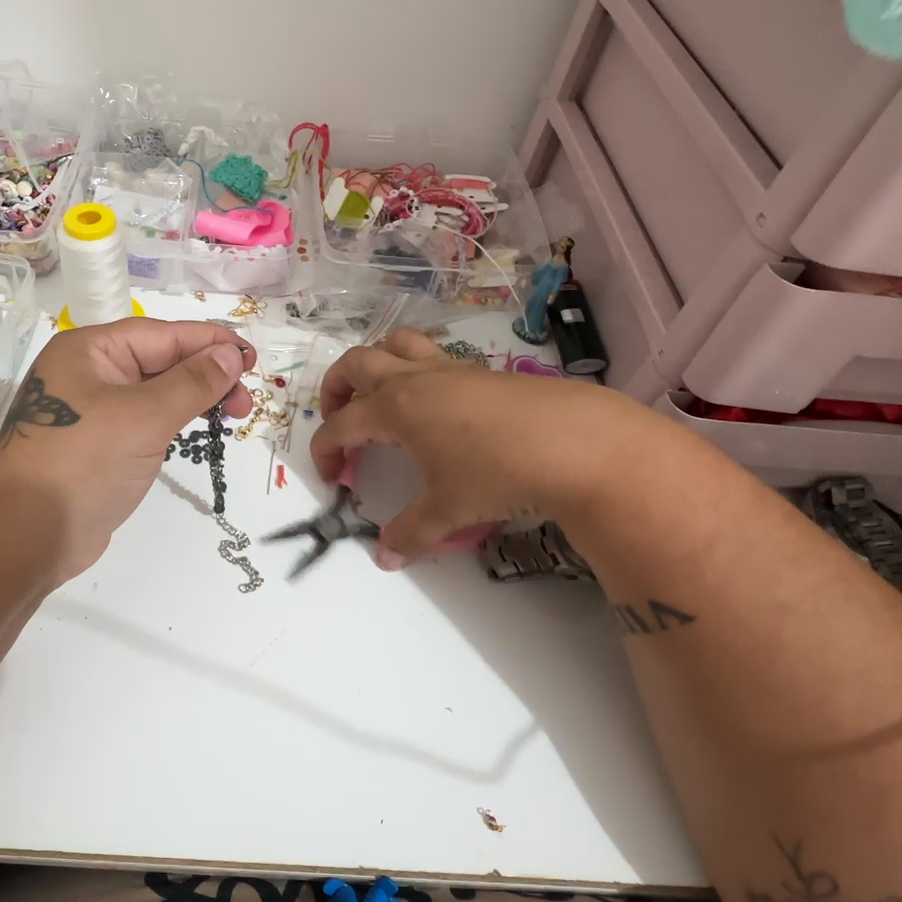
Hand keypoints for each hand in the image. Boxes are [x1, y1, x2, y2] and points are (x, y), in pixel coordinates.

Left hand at [0, 318, 253, 583]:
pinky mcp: (101, 446)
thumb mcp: (144, 417)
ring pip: (157, 393)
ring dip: (196, 398)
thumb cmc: (83, 464)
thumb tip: (231, 354)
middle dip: (207, 375)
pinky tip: (199, 431)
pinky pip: (147, 422)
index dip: (211, 342)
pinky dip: (176, 422)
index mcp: (91, 351)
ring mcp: (94, 412)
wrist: (27, 536)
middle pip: (161, 360)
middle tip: (245, 403)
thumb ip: (192, 383)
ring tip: (233, 416)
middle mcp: (91, 374)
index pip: (163, 335)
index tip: (252, 358)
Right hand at [310, 328, 662, 568]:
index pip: (340, 424)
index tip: (332, 478)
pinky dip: (417, 372)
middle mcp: (416, 378)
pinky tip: (436, 407)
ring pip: (397, 343)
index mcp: (395, 407)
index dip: (325, 451)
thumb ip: (411, 533)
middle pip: (357, 362)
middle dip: (336, 388)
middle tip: (339, 420)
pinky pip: (434, 356)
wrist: (576, 443)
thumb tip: (386, 558)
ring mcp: (452, 368)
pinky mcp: (483, 370)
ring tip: (379, 397)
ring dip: (376, 364)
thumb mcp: (448, 509)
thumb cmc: (497, 473)